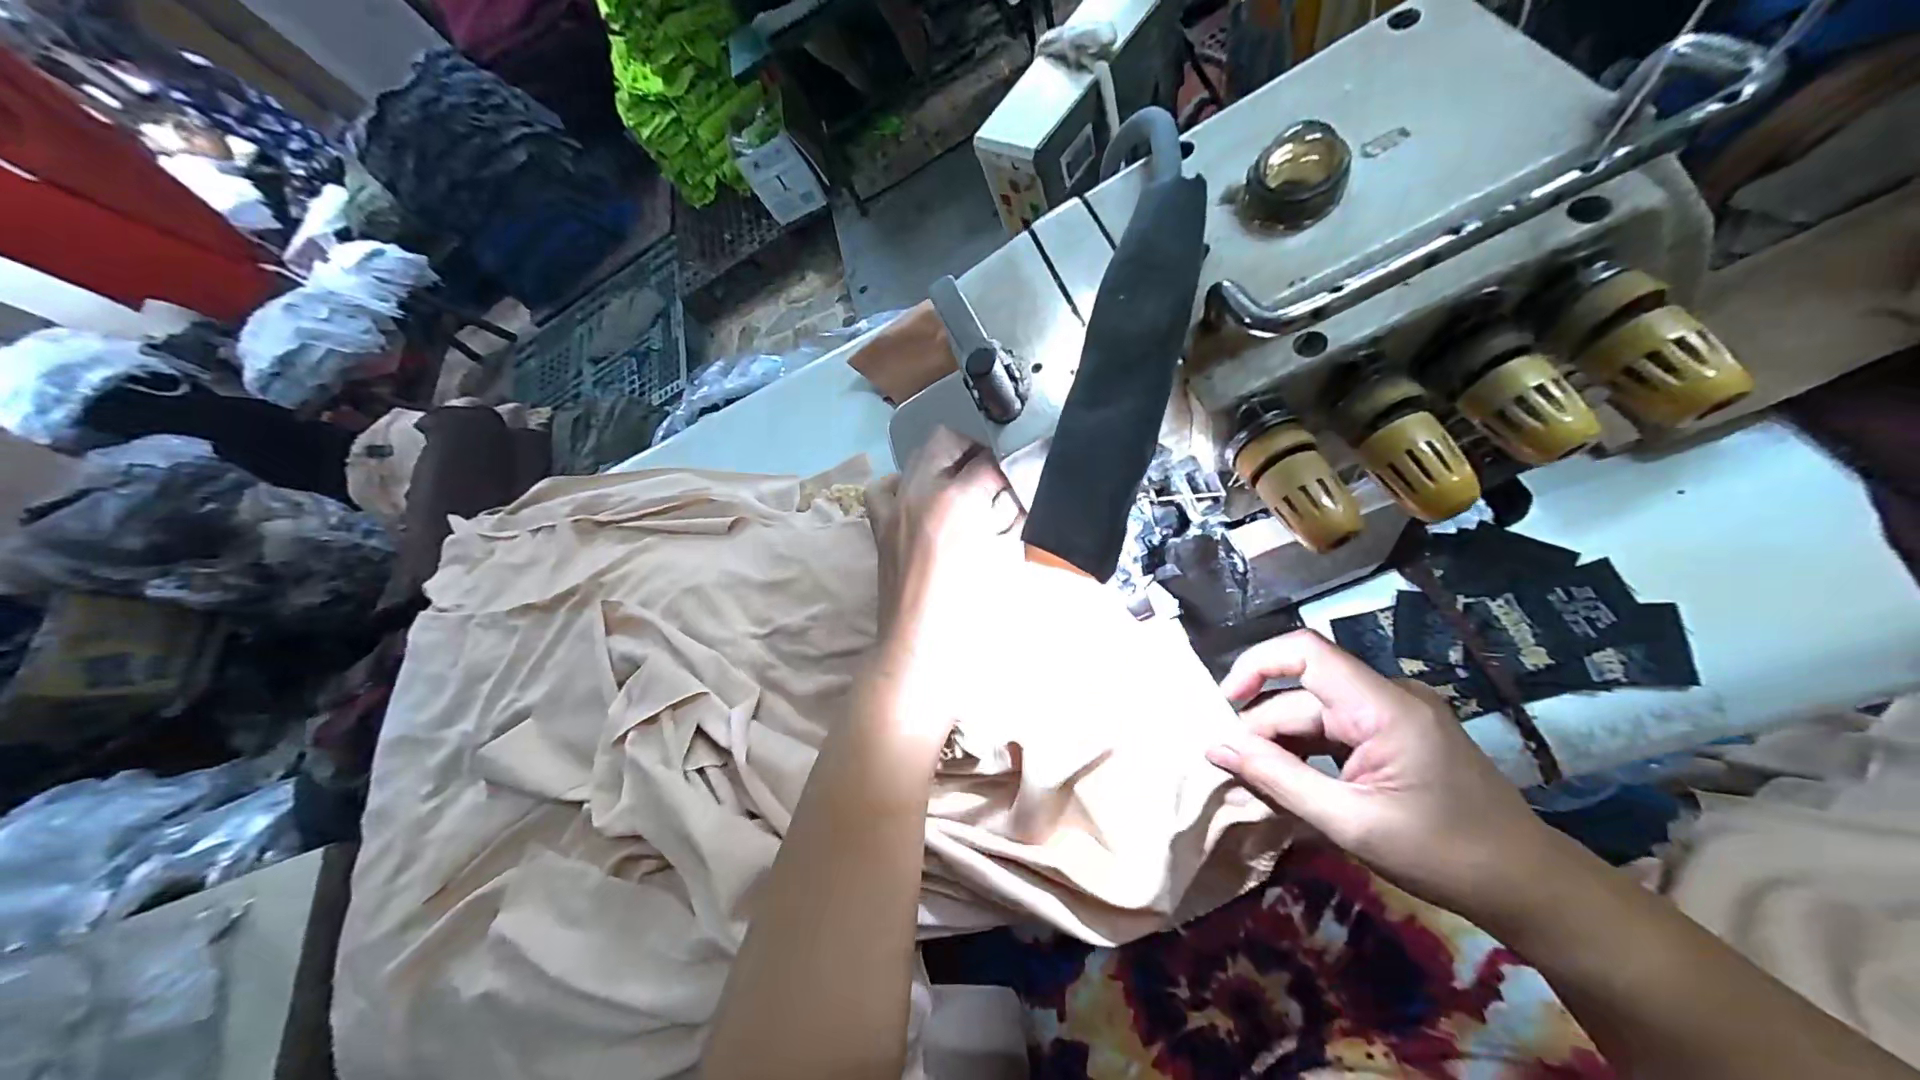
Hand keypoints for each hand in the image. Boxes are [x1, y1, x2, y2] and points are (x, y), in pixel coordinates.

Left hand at [863, 428, 1024, 740]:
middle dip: (973, 450)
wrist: (920, 646)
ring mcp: (895, 507)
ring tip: (958, 485)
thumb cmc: (971, 612)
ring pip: (916, 458)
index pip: (989, 462)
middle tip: (990, 473)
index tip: (1015, 476)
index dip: (1008, 467)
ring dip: (940, 462)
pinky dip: (903, 486)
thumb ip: (1006, 520)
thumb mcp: (1001, 559)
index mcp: (956, 500)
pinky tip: (920, 502)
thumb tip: (1009, 500)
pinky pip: (885, 488)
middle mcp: (919, 492)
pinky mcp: (880, 525)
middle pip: (946, 440)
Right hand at [1205, 630, 1564, 916]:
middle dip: (1263, 728)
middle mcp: (1388, 696)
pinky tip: (1291, 782)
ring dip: (1282, 744)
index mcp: (1385, 707)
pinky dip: (1307, 753)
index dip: (1256, 665)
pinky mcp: (1395, 734)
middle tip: (1234, 771)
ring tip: (1259, 783)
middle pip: (1303, 694)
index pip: (1306, 652)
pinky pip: (1335, 730)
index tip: (1223, 704)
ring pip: (1315, 713)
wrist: (1527, 885)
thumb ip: (1277, 779)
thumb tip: (1215, 747)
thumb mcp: (1350, 822)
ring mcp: (1394, 714)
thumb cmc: (1443, 854)